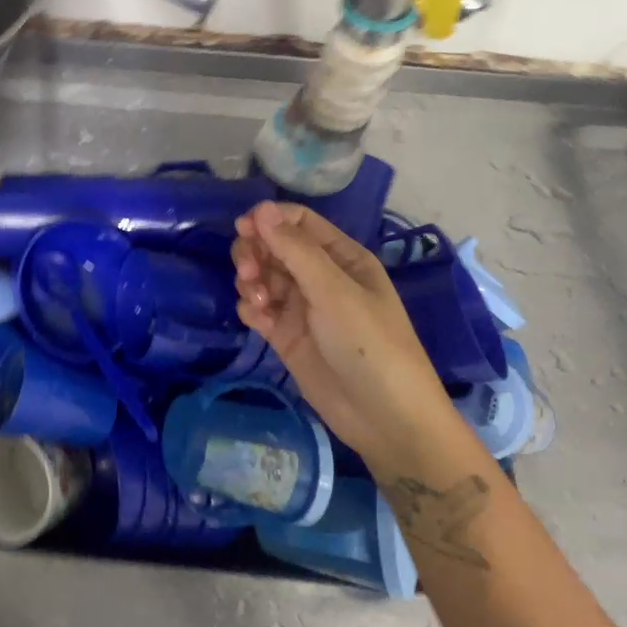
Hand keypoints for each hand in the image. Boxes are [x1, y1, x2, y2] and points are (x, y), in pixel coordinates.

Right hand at [231, 201, 467, 473]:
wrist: (384, 419)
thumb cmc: (370, 345)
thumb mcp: (334, 292)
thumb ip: (295, 249)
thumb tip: (260, 207)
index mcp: (341, 258)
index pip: (297, 221)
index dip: (268, 220)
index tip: (242, 230)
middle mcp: (319, 276)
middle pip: (272, 245)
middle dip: (254, 253)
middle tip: (248, 273)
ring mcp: (301, 306)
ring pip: (260, 275)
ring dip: (250, 281)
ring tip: (258, 302)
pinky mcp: (285, 334)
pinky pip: (256, 307)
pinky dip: (250, 308)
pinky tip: (258, 320)